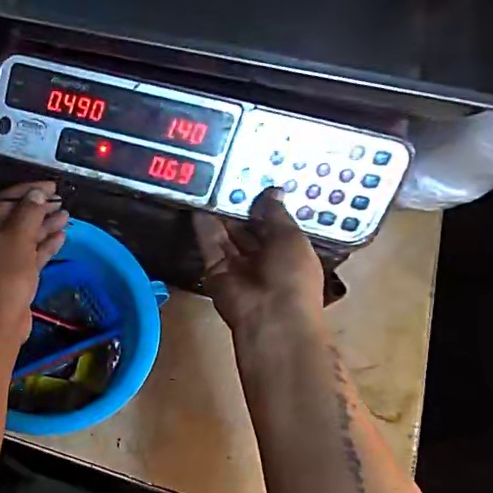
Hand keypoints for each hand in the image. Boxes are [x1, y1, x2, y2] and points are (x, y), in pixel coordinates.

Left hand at [0, 181, 67, 340]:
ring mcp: (1, 261)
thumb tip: (37, 194)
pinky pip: (30, 255)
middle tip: (62, 201)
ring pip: (25, 237)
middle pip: (15, 218)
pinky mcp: (13, 278)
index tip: (52, 186)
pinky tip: (61, 237)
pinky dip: (45, 246)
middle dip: (39, 208)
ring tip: (67, 216)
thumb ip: (28, 213)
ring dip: (45, 226)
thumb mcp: (17, 239)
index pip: (5, 200)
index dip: (28, 190)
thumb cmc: (4, 278)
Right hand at [194, 187, 323, 338]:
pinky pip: (209, 245)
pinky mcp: (215, 271)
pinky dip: (204, 226)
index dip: (266, 205)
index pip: (275, 225)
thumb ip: (277, 213)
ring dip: (221, 214)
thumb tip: (273, 191)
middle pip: (248, 229)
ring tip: (213, 183)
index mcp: (289, 252)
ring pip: (227, 236)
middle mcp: (263, 259)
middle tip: (231, 176)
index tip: (257, 179)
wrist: (269, 317)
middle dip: (241, 207)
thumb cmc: (292, 275)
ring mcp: (238, 266)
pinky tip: (199, 204)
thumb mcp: (292, 237)